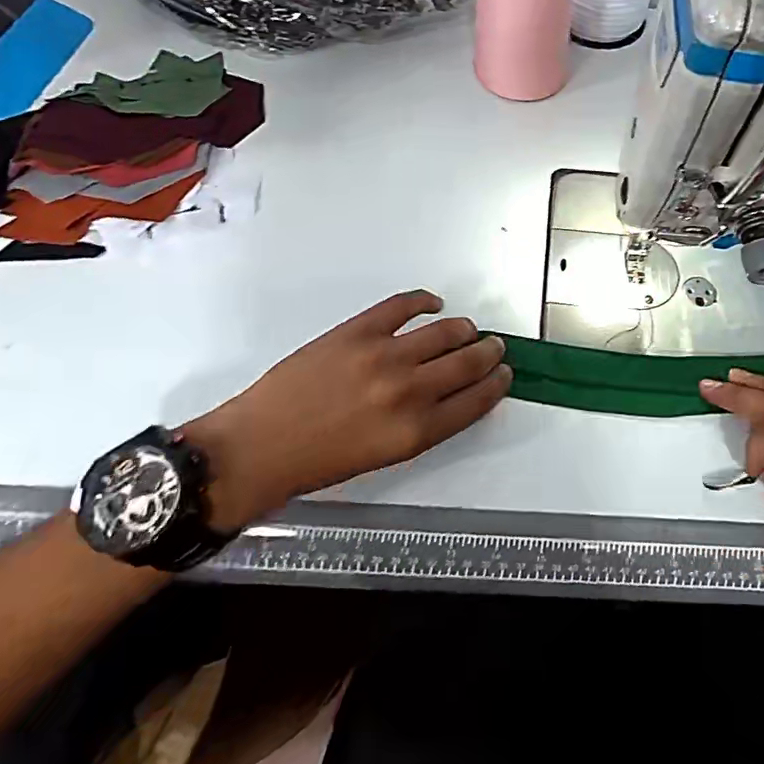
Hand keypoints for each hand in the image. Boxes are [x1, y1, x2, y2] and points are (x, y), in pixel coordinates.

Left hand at [183, 290, 510, 530]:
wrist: (260, 447)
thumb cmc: (319, 462)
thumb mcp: (386, 456)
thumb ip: (424, 425)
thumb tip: (449, 395)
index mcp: (417, 431)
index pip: (475, 401)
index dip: (495, 385)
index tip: (503, 375)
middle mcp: (408, 392)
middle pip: (467, 363)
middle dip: (488, 354)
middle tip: (494, 347)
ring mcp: (383, 356)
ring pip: (444, 332)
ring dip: (464, 329)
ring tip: (468, 329)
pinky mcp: (357, 331)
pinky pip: (403, 305)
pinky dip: (423, 301)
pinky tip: (432, 303)